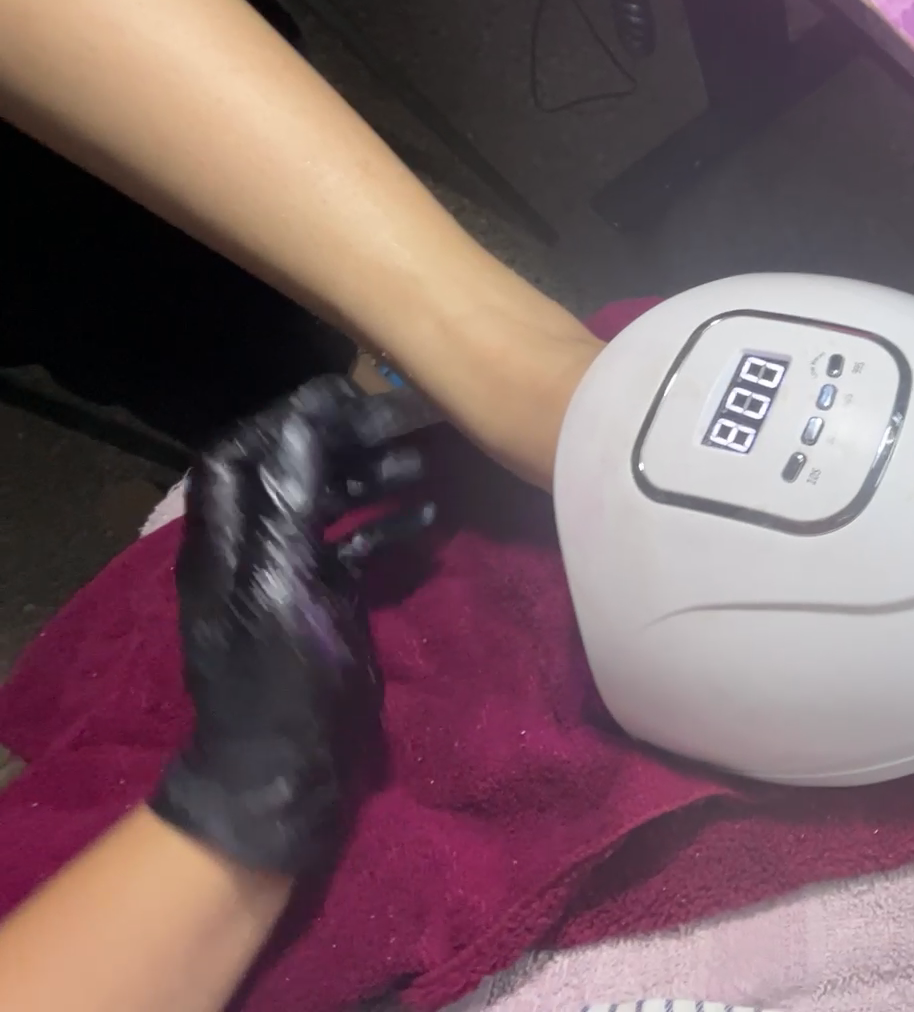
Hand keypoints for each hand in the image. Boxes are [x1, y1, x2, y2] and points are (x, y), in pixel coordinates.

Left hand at [151, 377, 435, 874]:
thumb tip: (304, 425)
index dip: (288, 420)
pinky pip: (359, 548)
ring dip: (378, 484)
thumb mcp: (283, 587)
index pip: (242, 456)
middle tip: (412, 431)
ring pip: (332, 508)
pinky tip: (435, 524)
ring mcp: (293, 576)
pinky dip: (394, 530)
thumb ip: (290, 506)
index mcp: (228, 540)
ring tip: (432, 471)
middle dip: (349, 447)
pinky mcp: (327, 600)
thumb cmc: (280, 678)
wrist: (287, 764)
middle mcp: (255, 548)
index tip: (351, 399)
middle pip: (294, 476)